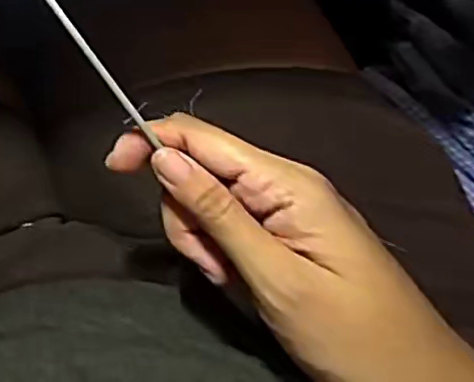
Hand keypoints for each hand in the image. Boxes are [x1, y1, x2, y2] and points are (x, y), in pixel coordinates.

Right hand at [106, 114, 473, 381]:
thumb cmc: (359, 339)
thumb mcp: (278, 278)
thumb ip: (215, 210)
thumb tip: (159, 154)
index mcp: (285, 182)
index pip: (194, 135)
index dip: (147, 140)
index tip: (113, 167)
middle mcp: (283, 182)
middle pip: (194, 166)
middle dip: (181, 209)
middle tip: (203, 259)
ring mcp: (285, 205)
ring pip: (203, 195)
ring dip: (198, 234)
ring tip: (226, 277)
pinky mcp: (284, 228)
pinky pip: (226, 219)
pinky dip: (217, 245)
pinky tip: (236, 276)